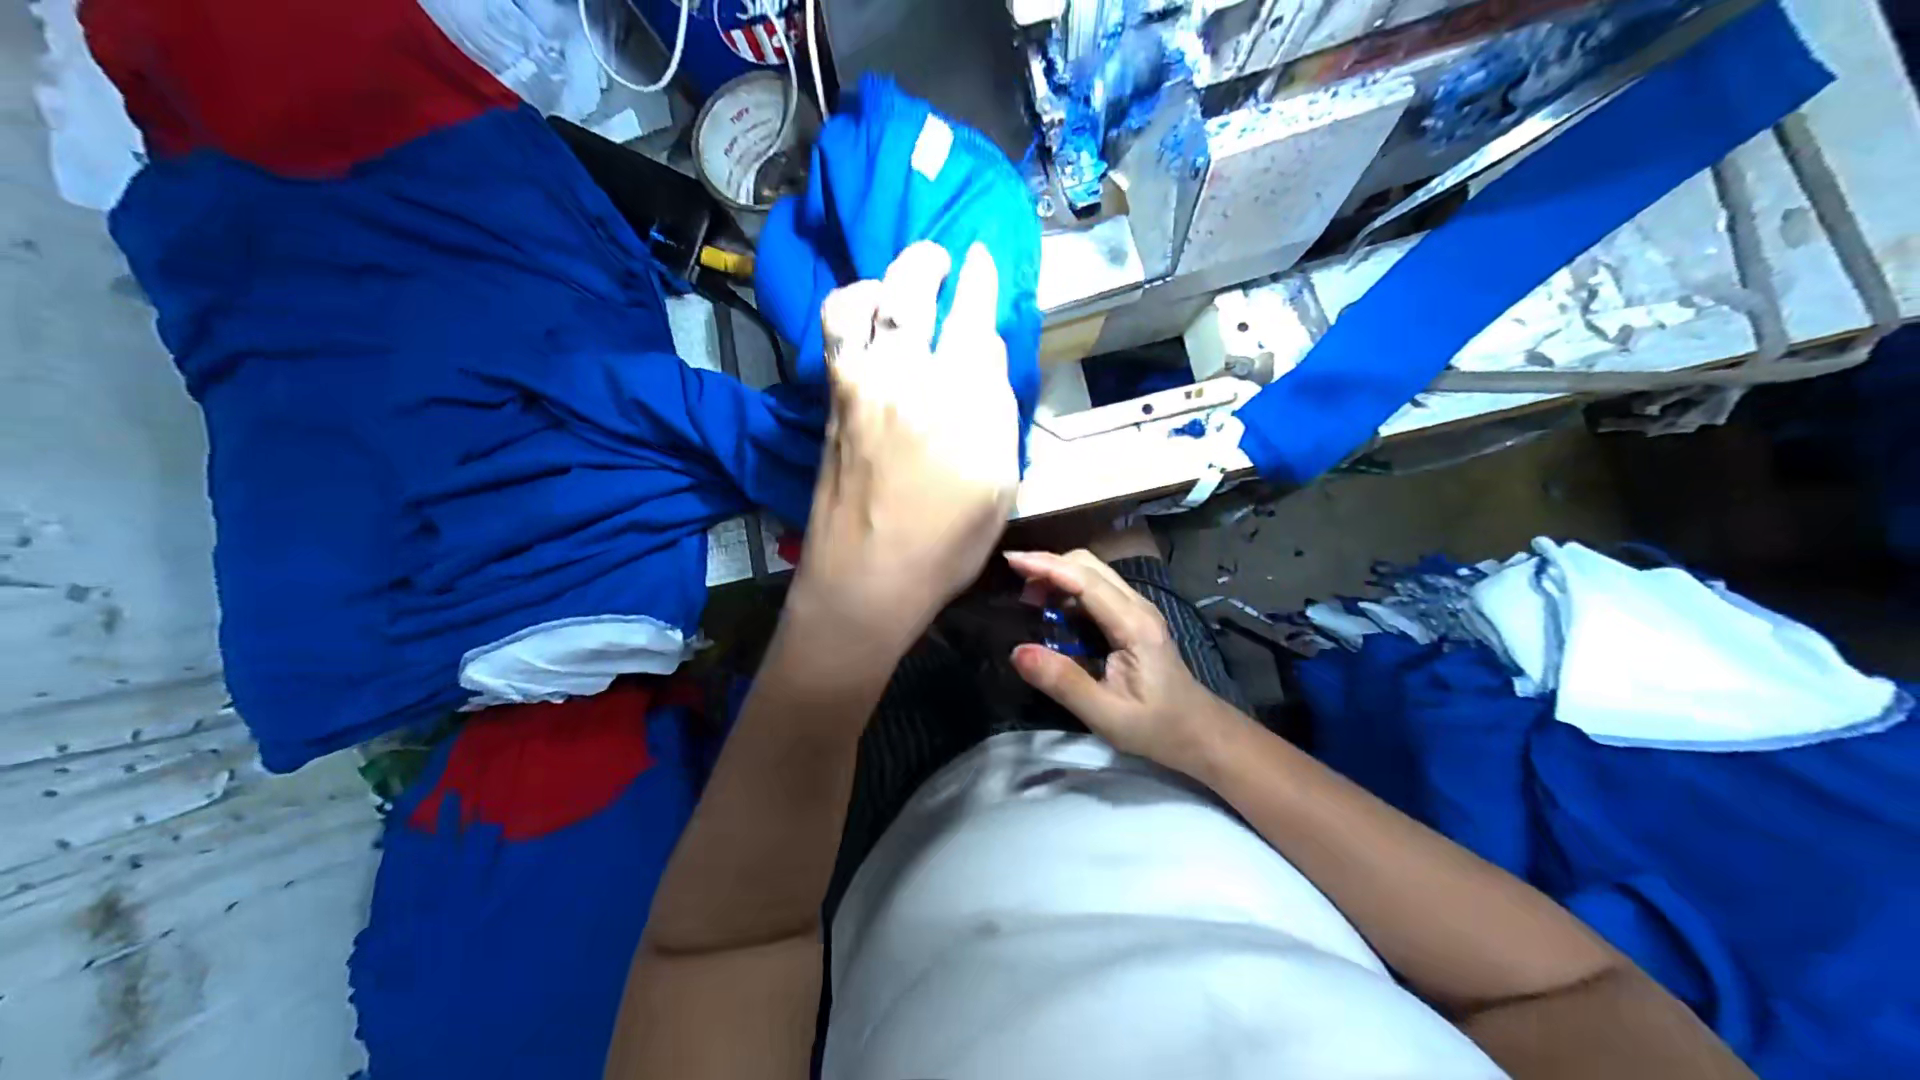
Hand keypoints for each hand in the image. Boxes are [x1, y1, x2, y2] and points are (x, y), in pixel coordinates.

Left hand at [789, 241, 1019, 649]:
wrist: (865, 581)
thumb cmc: (945, 545)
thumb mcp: (998, 485)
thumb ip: (996, 410)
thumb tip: (983, 353)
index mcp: (955, 400)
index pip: (971, 318)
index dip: (980, 280)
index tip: (982, 258)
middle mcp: (900, 378)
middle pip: (908, 293)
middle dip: (925, 264)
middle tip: (938, 260)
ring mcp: (855, 389)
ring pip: (854, 305)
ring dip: (876, 282)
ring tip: (890, 289)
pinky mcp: (828, 407)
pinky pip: (833, 339)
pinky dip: (849, 316)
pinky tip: (864, 330)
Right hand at [1004, 549, 1251, 776]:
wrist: (1200, 733)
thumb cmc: (1156, 727)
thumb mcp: (1106, 714)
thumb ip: (1063, 682)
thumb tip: (1017, 651)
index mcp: (1134, 625)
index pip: (1084, 580)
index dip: (1045, 566)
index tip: (1009, 560)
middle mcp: (1138, 606)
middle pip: (1089, 565)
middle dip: (1048, 565)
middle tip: (1015, 588)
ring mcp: (1138, 609)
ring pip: (1093, 572)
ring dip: (1058, 575)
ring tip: (1028, 599)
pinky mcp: (1133, 618)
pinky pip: (1097, 588)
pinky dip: (1068, 588)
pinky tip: (1052, 610)